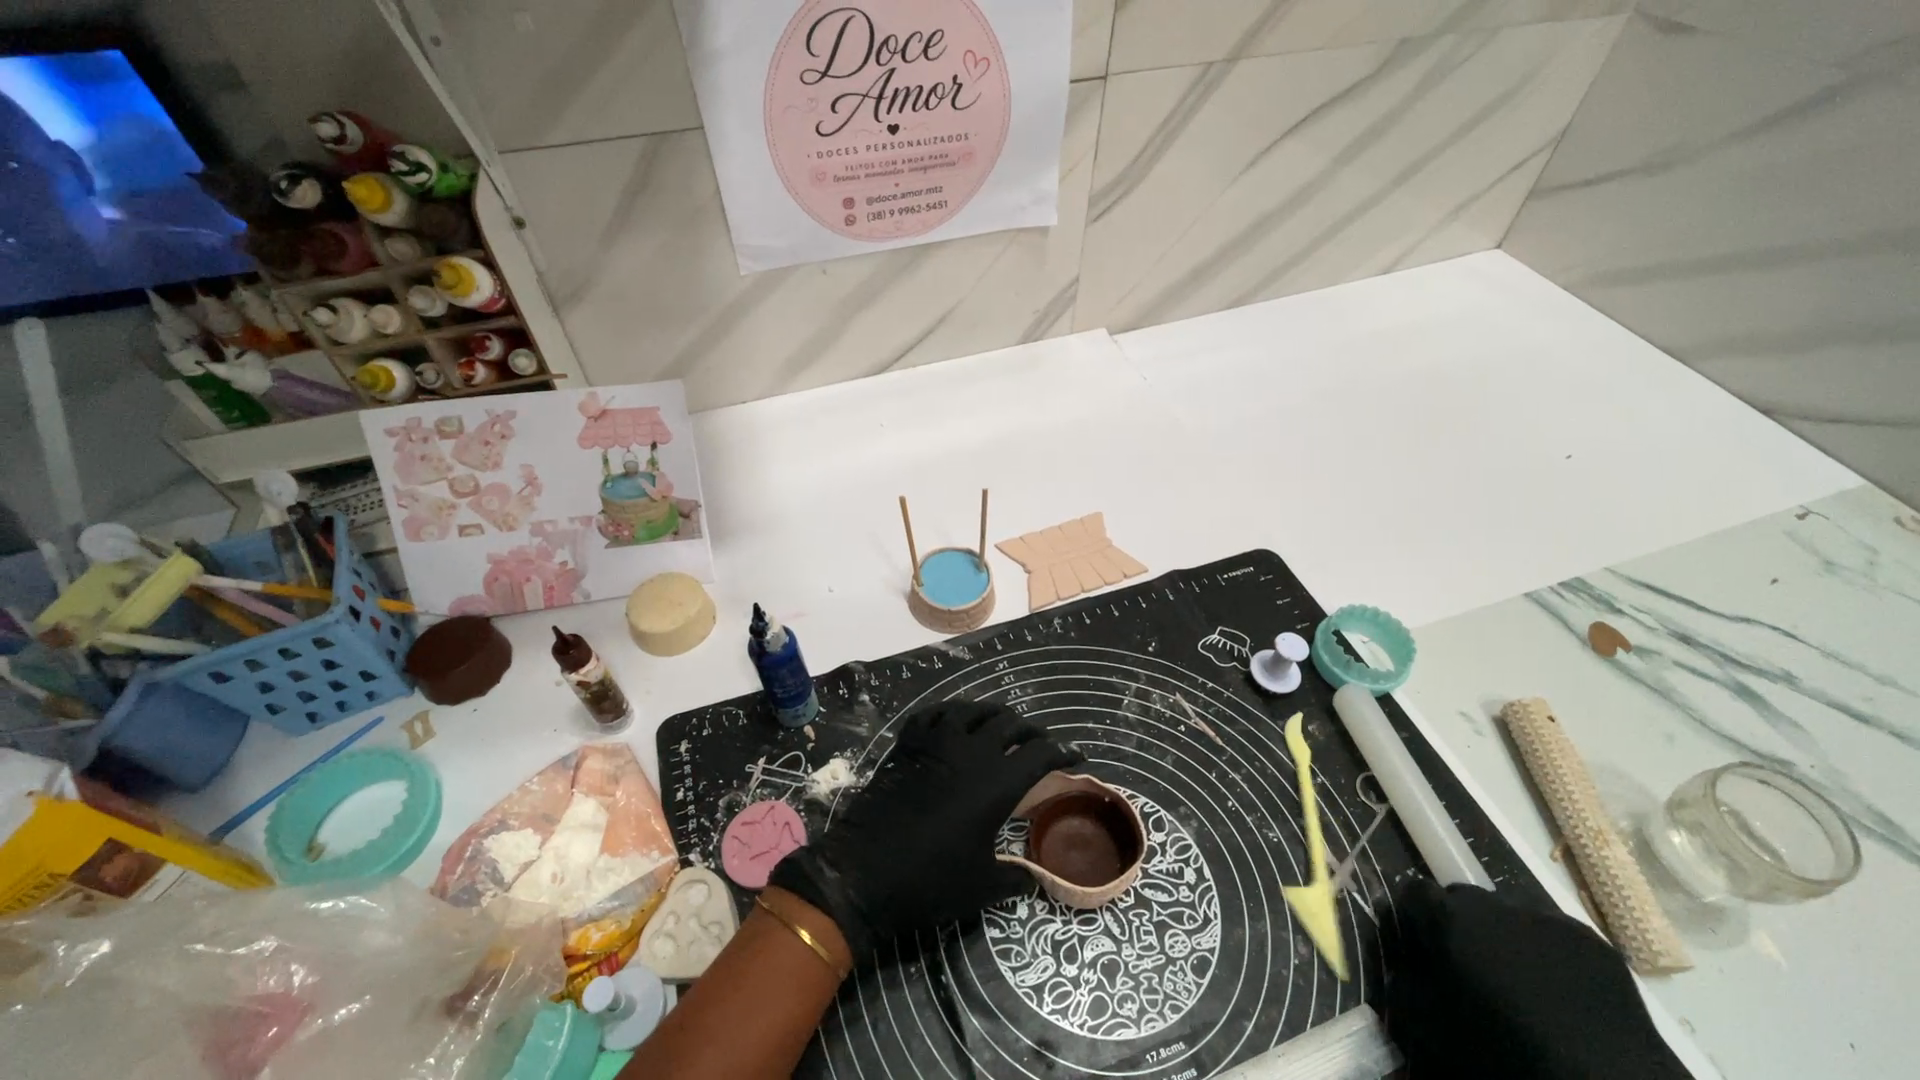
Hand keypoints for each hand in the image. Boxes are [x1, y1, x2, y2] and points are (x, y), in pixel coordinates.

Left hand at [769, 700, 1080, 961]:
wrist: (862, 873)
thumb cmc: (929, 882)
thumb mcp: (982, 886)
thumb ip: (1015, 877)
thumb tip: (1035, 879)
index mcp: (997, 783)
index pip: (1041, 753)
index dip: (1063, 751)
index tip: (1075, 756)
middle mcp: (971, 752)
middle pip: (1010, 723)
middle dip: (1031, 730)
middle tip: (1039, 742)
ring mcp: (935, 743)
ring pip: (973, 710)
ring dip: (993, 715)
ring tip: (1002, 725)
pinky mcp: (907, 745)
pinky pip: (935, 714)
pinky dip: (952, 713)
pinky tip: (955, 722)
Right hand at [1388, 880, 1690, 1078]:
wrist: (1603, 1079)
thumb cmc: (1504, 1052)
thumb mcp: (1430, 1028)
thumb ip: (1404, 985)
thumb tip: (1401, 966)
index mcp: (1452, 920)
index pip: (1414, 891)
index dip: (1411, 917)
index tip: (1417, 947)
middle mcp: (1498, 905)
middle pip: (1462, 898)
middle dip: (1457, 924)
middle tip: (1465, 967)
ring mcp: (1551, 920)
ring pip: (1510, 913)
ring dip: (1502, 935)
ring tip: (1514, 979)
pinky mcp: (1594, 941)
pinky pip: (1554, 933)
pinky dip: (1544, 952)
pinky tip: (1554, 991)